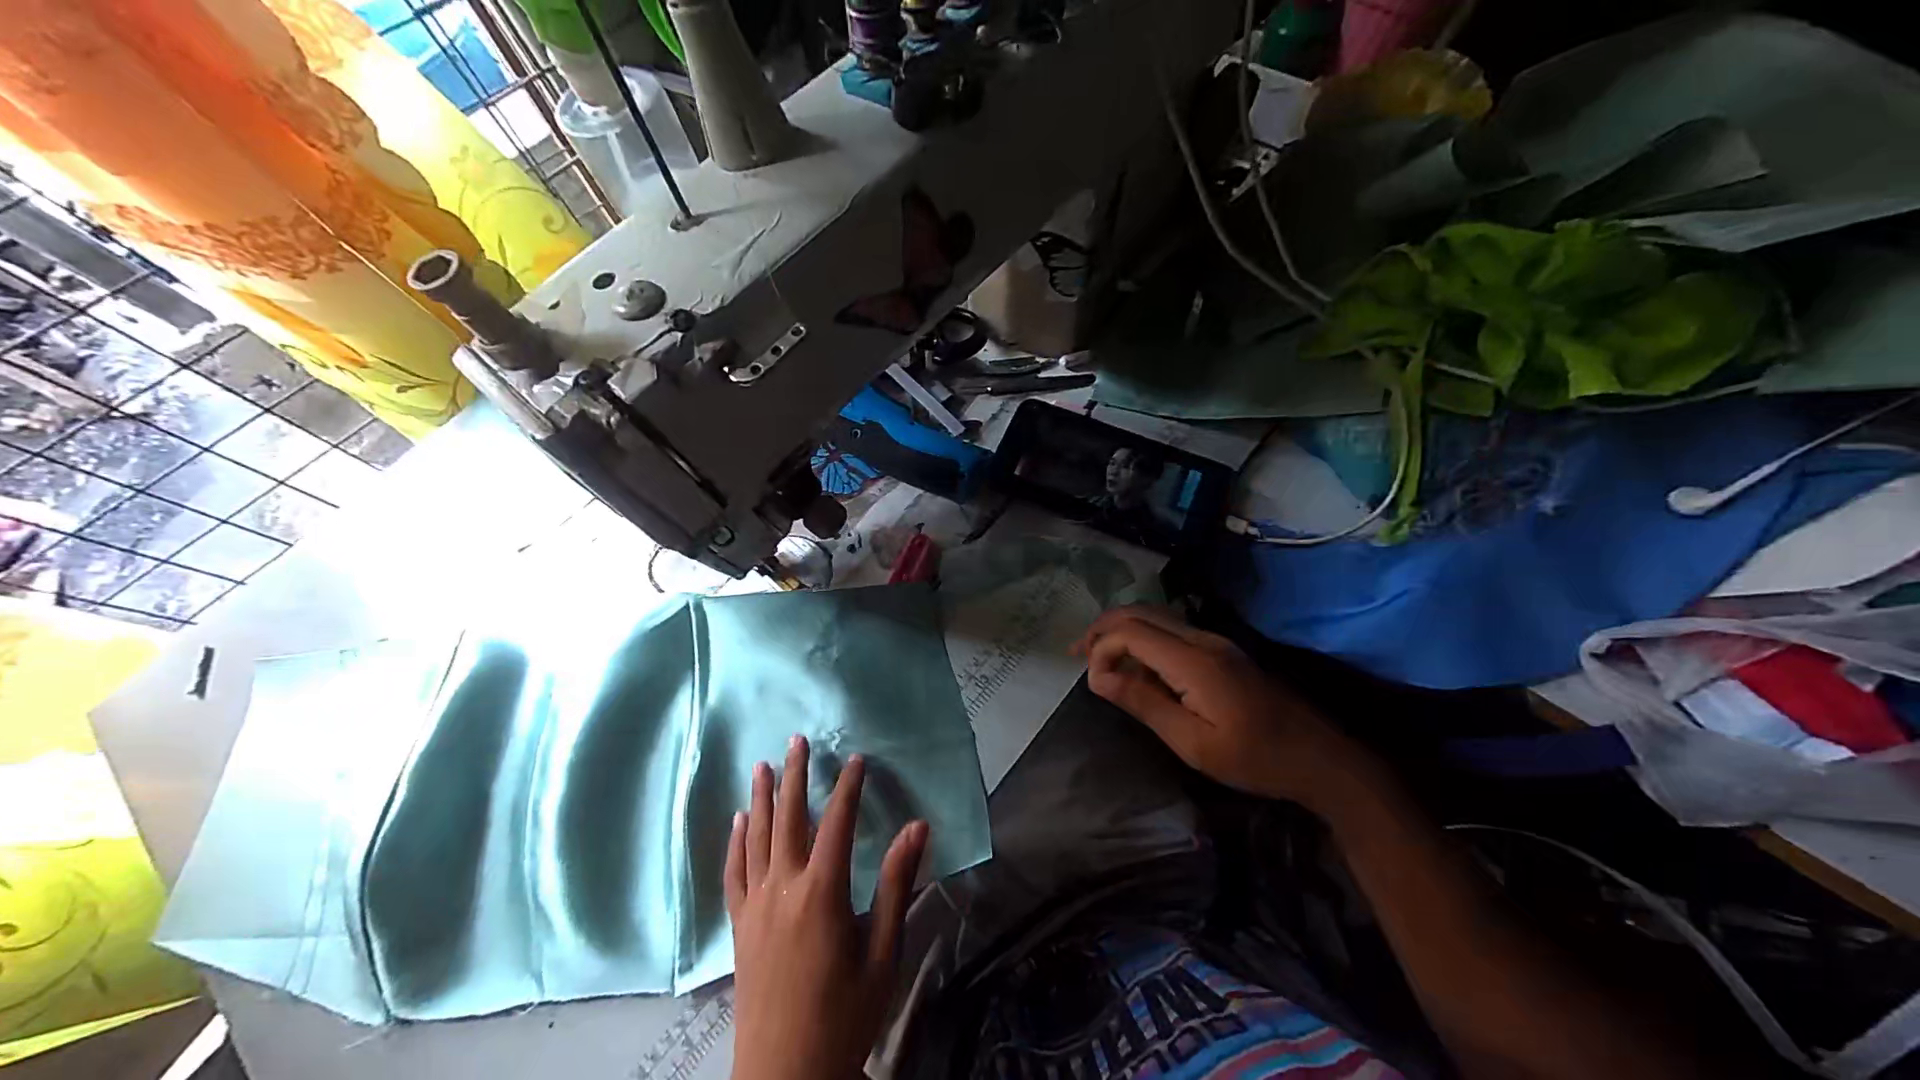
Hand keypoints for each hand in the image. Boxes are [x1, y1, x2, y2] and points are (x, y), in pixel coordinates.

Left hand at [726, 736, 929, 1079]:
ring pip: (756, 838)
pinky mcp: (740, 926)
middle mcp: (783, 888)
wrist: (786, 1074)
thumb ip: (897, 886)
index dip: (847, 787)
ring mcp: (755, 906)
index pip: (837, 823)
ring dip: (760, 798)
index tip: (855, 758)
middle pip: (787, 819)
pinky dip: (736, 841)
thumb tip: (917, 827)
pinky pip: (734, 872)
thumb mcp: (883, 952)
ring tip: (761, 765)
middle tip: (797, 741)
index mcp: (822, 892)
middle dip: (793, 776)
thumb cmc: (845, 1014)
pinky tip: (739, 822)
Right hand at [1071, 607, 1378, 814]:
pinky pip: (1171, 631)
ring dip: (1122, 630)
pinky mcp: (1221, 652)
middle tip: (1076, 654)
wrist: (1320, 758)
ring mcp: (1215, 642)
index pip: (1132, 632)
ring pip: (1156, 617)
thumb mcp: (1192, 742)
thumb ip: (1143, 704)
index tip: (1093, 682)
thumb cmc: (1254, 758)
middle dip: (1103, 628)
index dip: (1102, 649)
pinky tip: (1134, 665)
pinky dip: (1143, 639)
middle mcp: (1203, 639)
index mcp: (1194, 660)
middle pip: (1141, 613)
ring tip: (1096, 657)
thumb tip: (1097, 678)